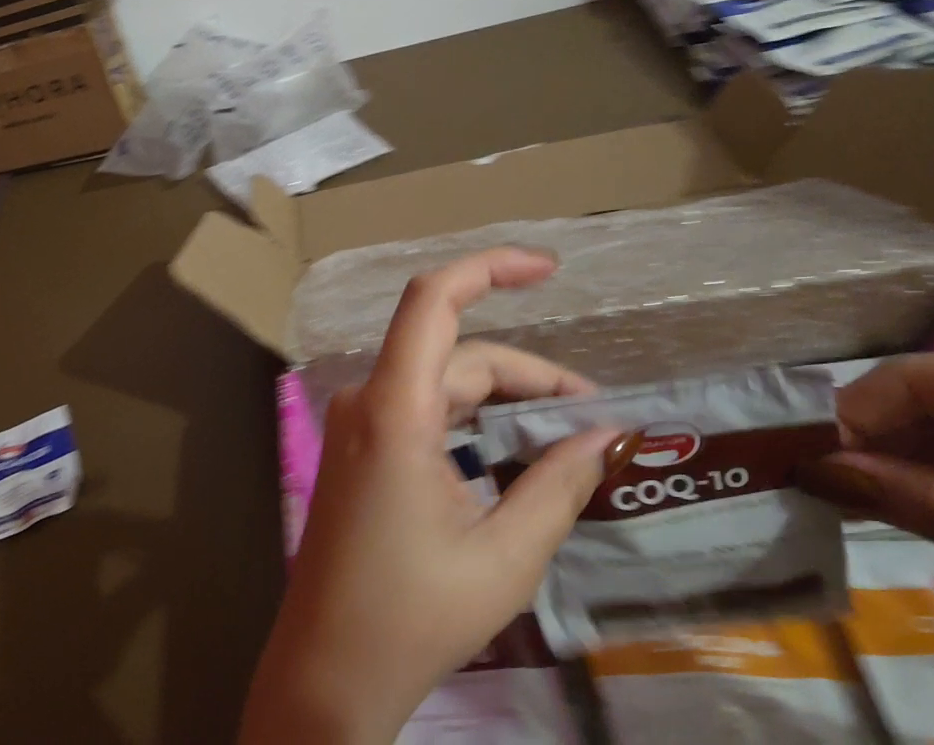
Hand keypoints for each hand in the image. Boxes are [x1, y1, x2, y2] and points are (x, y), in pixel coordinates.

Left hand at [239, 249, 637, 744]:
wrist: (330, 666)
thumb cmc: (415, 614)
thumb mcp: (505, 554)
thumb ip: (556, 484)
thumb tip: (603, 435)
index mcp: (395, 411)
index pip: (432, 302)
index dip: (487, 268)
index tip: (549, 268)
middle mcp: (366, 403)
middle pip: (455, 356)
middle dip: (528, 376)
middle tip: (594, 420)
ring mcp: (354, 426)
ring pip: (438, 385)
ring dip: (500, 401)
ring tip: (563, 439)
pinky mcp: (355, 451)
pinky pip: (418, 412)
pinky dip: (467, 421)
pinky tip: (509, 455)